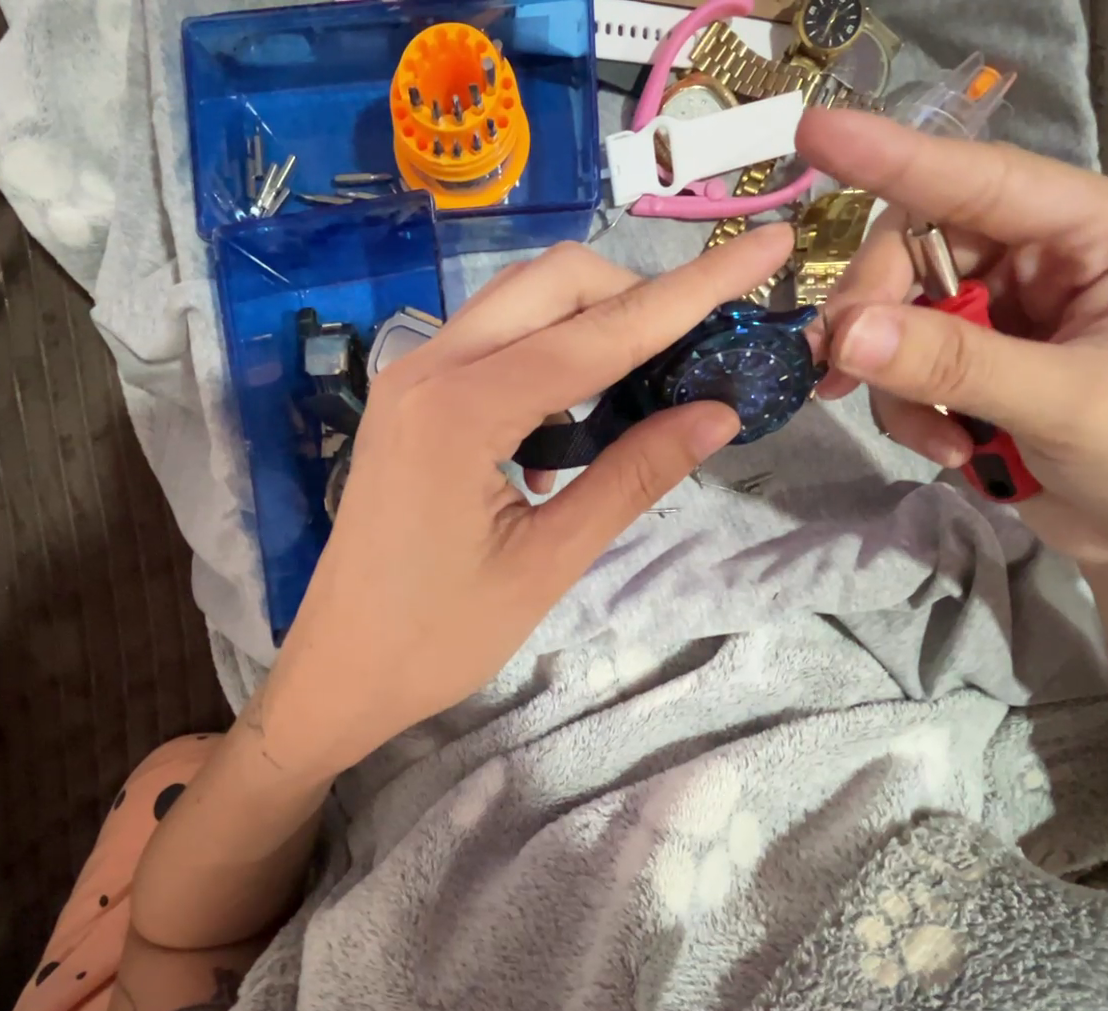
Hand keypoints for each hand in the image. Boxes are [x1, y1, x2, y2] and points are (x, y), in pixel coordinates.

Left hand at [252, 226, 794, 776]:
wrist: (338, 669)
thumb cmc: (437, 636)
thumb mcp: (548, 562)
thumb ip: (633, 476)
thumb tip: (717, 412)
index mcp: (462, 408)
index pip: (602, 330)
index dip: (694, 291)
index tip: (769, 244)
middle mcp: (428, 367)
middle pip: (554, 283)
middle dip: (636, 295)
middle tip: (696, 345)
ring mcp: (409, 378)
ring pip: (519, 305)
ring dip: (590, 326)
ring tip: (640, 394)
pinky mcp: (406, 400)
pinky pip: (490, 346)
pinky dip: (543, 360)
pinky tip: (562, 436)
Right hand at [796, 110, 1107, 584]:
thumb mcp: (1074, 403)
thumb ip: (955, 364)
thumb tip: (841, 336)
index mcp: (1094, 232)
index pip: (977, 180)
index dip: (891, 157)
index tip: (812, 133)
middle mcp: (1039, 263)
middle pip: (914, 256)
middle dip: (874, 312)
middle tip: (838, 366)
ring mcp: (1002, 322)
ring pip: (896, 323)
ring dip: (895, 382)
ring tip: (934, 436)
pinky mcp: (976, 376)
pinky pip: (904, 376)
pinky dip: (910, 415)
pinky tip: (950, 450)